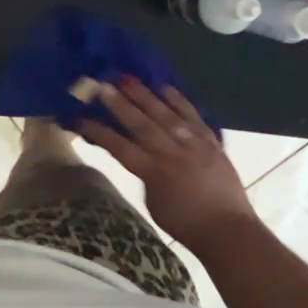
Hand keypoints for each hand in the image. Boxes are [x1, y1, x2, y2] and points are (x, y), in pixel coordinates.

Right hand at [78, 77, 260, 251]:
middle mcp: (171, 153)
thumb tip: (139, 156)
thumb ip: (145, 176)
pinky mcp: (211, 142)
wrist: (227, 229)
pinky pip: (193, 116)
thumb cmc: (185, 224)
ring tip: (128, 78)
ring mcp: (193, 144)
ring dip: (145, 95)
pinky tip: (165, 87)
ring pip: (165, 114)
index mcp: (153, 172)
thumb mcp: (153, 203)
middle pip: (141, 124)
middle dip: (119, 103)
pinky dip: (179, 100)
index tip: (80, 117)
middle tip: (102, 85)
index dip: (99, 131)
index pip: (119, 146)